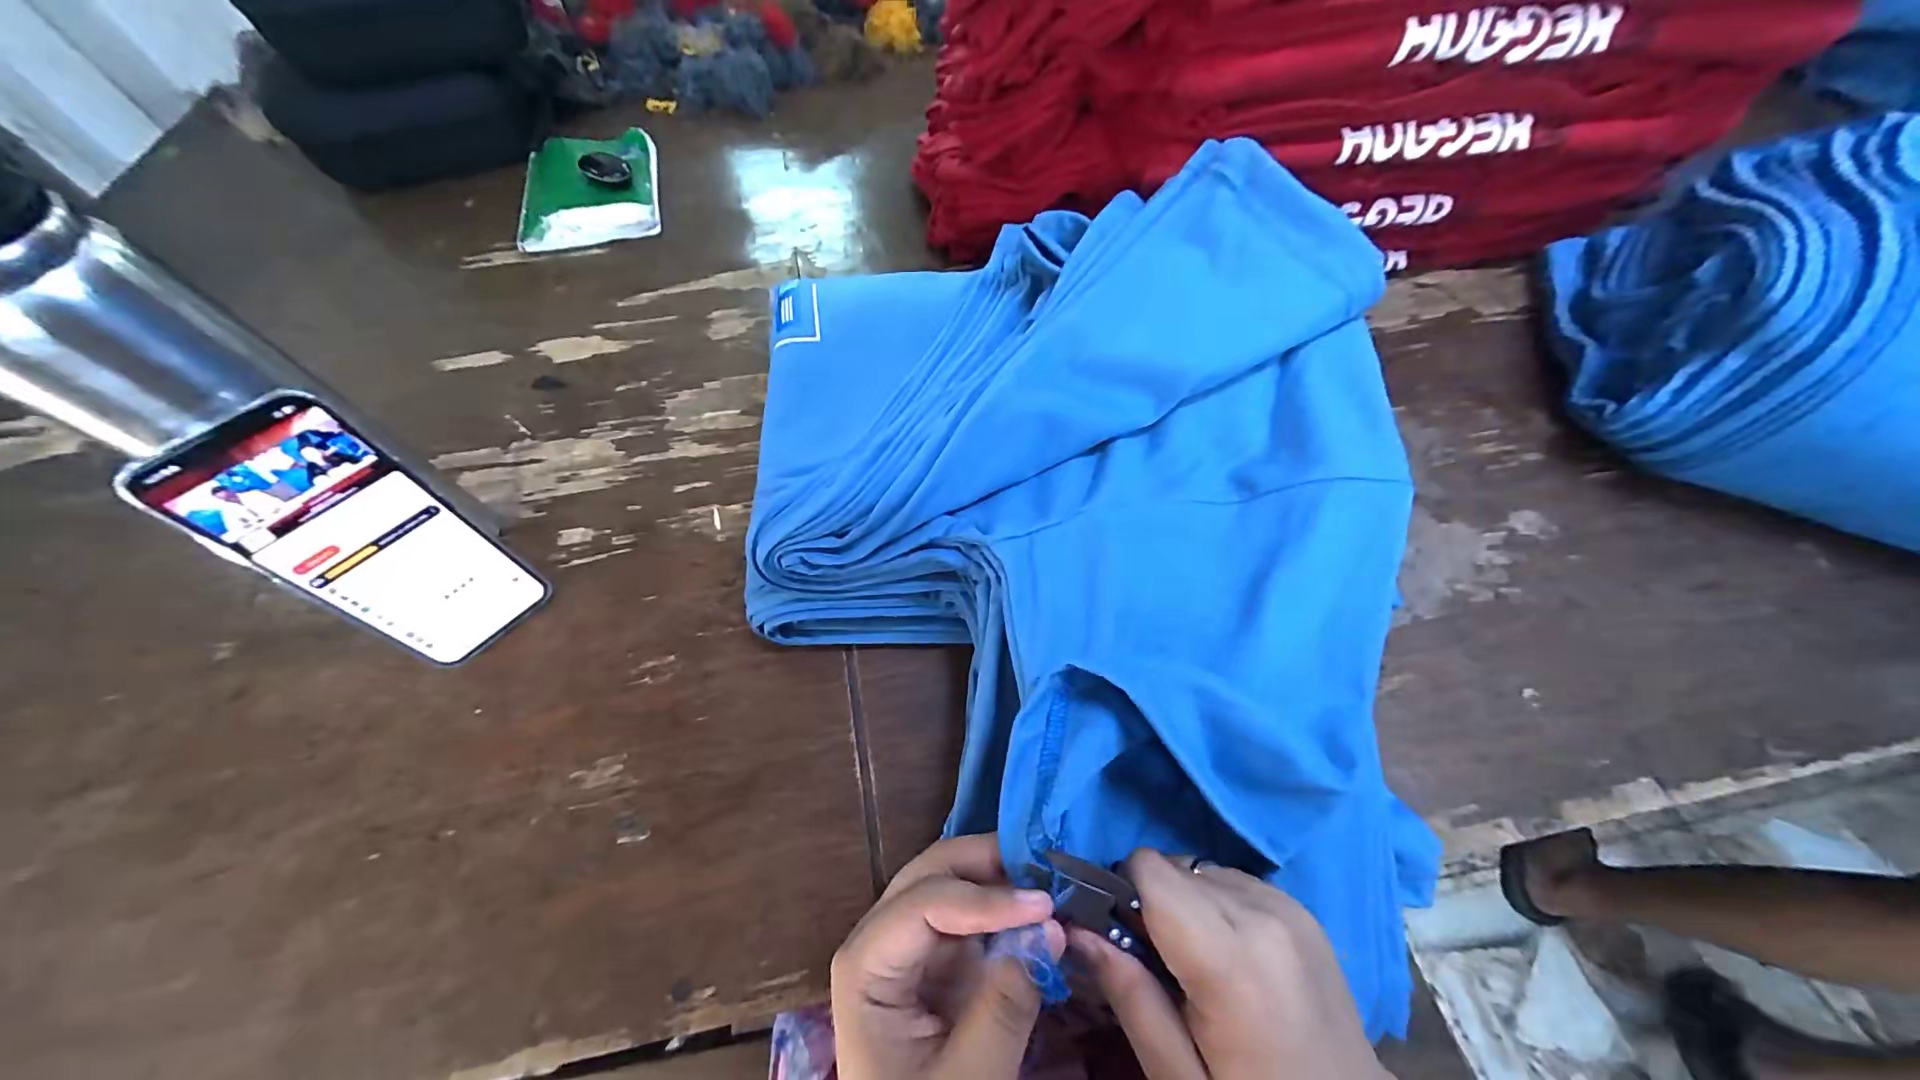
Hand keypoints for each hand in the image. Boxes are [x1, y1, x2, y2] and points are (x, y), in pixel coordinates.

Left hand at [831, 833, 1066, 1079]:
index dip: (984, 897)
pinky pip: (974, 914)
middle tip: (1049, 870)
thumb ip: (1005, 1007)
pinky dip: (1008, 905)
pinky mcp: (941, 958)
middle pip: (933, 873)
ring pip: (955, 881)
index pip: (923, 903)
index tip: (1043, 904)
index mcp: (867, 964)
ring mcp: (912, 943)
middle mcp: (883, 937)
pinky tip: (1042, 908)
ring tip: (1053, 881)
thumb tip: (1050, 930)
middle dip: (991, 862)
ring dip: (1003, 876)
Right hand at [1071, 850, 1388, 1079]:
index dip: (1122, 893)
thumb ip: (1129, 996)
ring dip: (1183, 902)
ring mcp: (1287, 907)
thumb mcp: (1180, 1079)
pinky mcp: (1301, 909)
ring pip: (1199, 870)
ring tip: (1196, 963)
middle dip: (1151, 902)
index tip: (1121, 939)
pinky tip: (1229, 954)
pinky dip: (1215, 903)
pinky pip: (1231, 880)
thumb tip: (1077, 929)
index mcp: (1230, 957)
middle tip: (1157, 963)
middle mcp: (1261, 913)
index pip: (1149, 867)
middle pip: (1171, 867)